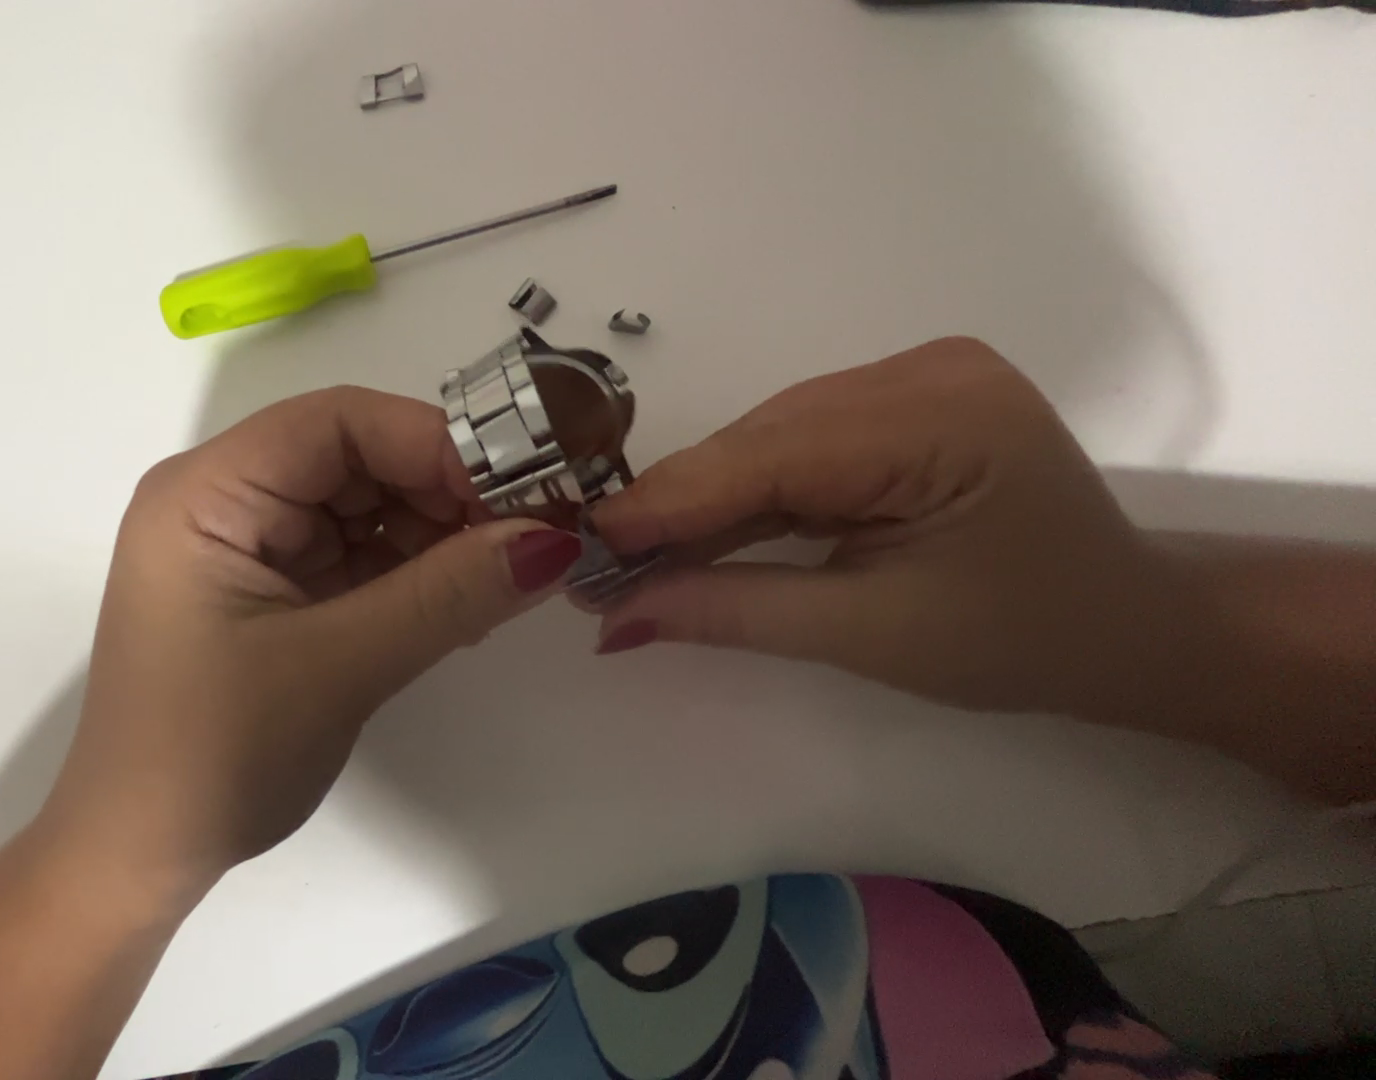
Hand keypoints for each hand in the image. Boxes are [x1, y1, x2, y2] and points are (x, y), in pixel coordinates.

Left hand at [37, 387, 585, 893]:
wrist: (143, 853)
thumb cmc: (213, 755)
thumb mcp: (338, 667)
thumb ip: (448, 595)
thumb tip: (558, 540)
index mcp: (209, 492)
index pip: (336, 422)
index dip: (434, 442)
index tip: (520, 491)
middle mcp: (228, 501)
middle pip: (357, 459)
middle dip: (446, 493)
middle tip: (531, 537)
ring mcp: (254, 547)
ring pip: (368, 508)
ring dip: (439, 537)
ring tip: (505, 579)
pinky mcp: (279, 590)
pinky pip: (361, 557)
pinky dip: (417, 574)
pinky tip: (466, 603)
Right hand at [591, 337, 1202, 717]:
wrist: (1126, 628)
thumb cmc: (1018, 641)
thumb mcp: (864, 635)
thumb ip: (730, 611)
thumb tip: (613, 620)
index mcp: (939, 419)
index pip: (766, 456)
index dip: (664, 503)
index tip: (579, 548)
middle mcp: (918, 373)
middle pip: (755, 442)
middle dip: (672, 509)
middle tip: (596, 569)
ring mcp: (905, 380)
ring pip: (759, 442)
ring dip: (696, 504)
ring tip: (632, 561)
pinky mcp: (889, 404)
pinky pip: (785, 448)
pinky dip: (737, 498)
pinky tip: (692, 537)